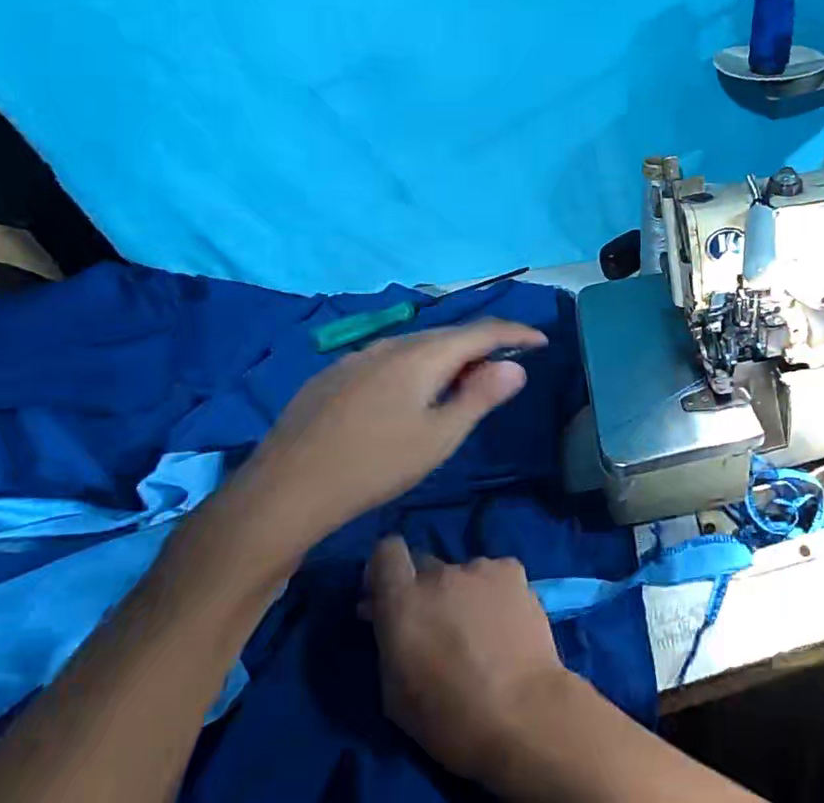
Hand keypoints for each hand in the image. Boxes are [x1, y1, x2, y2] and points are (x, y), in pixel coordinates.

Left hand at [228, 319, 546, 552]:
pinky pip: (388, 359)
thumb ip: (481, 395)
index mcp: (422, 355)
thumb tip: (515, 365)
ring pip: (416, 346)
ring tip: (462, 381)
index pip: (482, 331)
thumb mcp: (441, 436)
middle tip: (506, 367)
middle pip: (449, 334)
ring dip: (448, 356)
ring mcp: (356, 358)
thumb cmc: (375, 465)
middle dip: (483, 345)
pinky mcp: (331, 377)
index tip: (542, 342)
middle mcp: (390, 345)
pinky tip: (409, 394)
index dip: (516, 333)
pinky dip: (416, 366)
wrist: (281, 493)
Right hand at [365, 537, 571, 784]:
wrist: (518, 707)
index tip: (388, 592)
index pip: (386, 553)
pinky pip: (494, 575)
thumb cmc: (445, 713)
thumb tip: (382, 612)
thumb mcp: (392, 686)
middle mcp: (440, 574)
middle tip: (436, 623)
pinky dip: (494, 591)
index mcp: (402, 601)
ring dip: (462, 592)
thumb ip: (388, 637)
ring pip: (463, 573)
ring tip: (478, 626)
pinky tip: (503, 618)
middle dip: (423, 590)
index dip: (385, 569)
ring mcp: (481, 568)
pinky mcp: (515, 570)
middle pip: (425, 567)